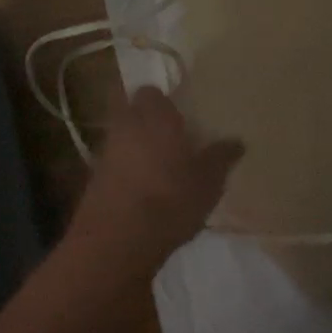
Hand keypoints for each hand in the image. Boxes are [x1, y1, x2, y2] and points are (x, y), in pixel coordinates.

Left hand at [64, 87, 243, 272]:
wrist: (117, 240)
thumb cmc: (171, 199)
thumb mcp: (208, 181)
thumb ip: (221, 157)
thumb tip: (237, 142)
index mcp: (155, 116)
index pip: (153, 92)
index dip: (165, 103)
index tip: (181, 116)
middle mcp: (126, 125)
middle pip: (134, 112)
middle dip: (149, 122)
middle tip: (173, 139)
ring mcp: (106, 152)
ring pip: (123, 138)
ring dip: (137, 148)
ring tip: (162, 168)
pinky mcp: (94, 179)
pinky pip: (115, 164)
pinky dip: (127, 171)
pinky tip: (145, 191)